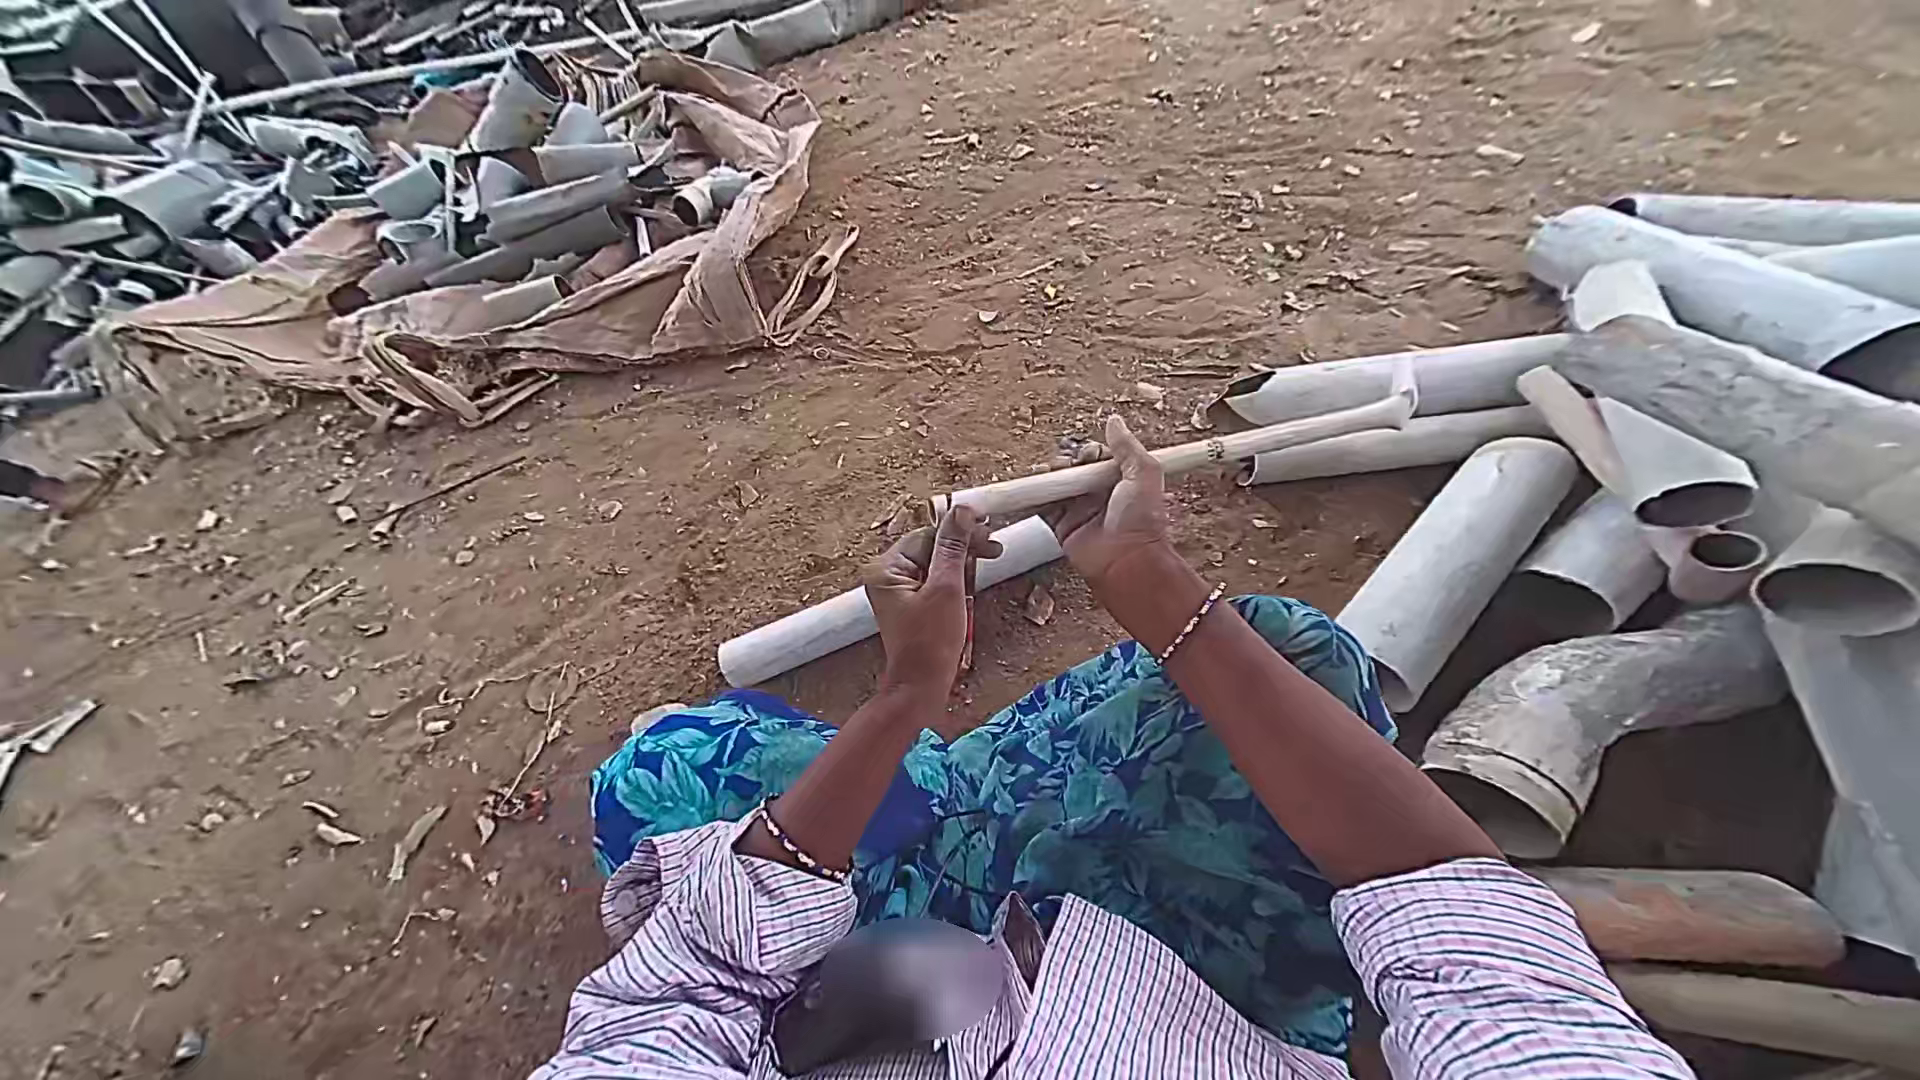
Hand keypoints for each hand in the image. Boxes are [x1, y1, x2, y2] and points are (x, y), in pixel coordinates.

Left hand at [861, 505, 1002, 697]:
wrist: (922, 687)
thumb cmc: (931, 643)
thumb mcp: (947, 588)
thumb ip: (954, 547)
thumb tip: (961, 511)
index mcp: (886, 568)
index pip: (928, 535)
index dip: (960, 530)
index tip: (987, 524)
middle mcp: (888, 576)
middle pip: (932, 547)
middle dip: (963, 546)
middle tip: (993, 547)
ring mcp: (899, 591)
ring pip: (938, 563)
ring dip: (963, 562)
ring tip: (988, 561)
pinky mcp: (912, 604)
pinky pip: (936, 581)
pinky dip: (956, 580)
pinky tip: (971, 583)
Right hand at [1042, 415, 1172, 591]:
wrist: (1128, 559)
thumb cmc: (1141, 519)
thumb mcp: (1143, 473)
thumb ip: (1127, 447)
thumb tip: (1113, 421)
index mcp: (1118, 481)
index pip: (1095, 458)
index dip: (1087, 453)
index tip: (1087, 454)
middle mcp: (1097, 494)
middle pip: (1072, 470)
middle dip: (1063, 463)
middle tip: (1062, 466)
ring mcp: (1078, 511)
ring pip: (1055, 486)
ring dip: (1046, 477)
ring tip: (1041, 473)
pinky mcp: (1062, 527)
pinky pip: (1043, 509)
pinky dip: (1033, 499)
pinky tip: (1028, 489)